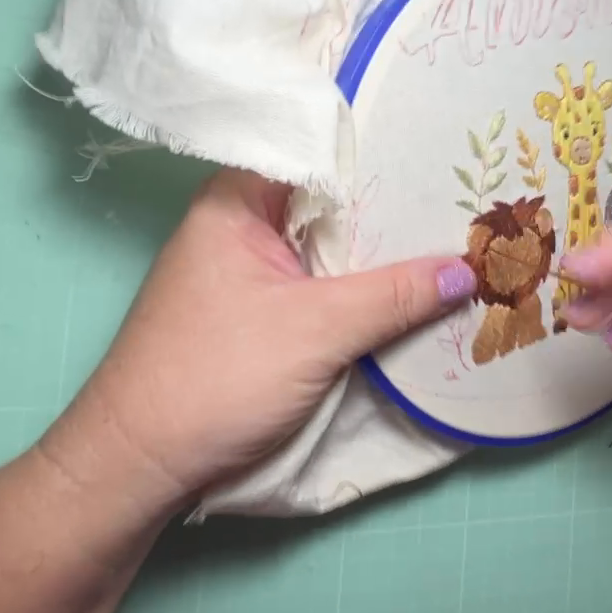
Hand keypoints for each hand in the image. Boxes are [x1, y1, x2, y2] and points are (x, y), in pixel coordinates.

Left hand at [39, 170, 475, 510]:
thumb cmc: (216, 379)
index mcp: (239, 199)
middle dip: (394, 202)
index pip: (321, 151)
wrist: (139, 468)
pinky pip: (326, 280)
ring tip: (455, 231)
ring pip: (332, 244)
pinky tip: (414, 284)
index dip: (383, 145)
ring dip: (383, 248)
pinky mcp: (262, 308)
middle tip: (464, 191)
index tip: (443, 144)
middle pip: (332, 199)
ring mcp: (251, 267)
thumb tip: (472, 268)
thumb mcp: (317, 330)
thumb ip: (397, 294)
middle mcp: (243, 222)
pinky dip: (364, 282)